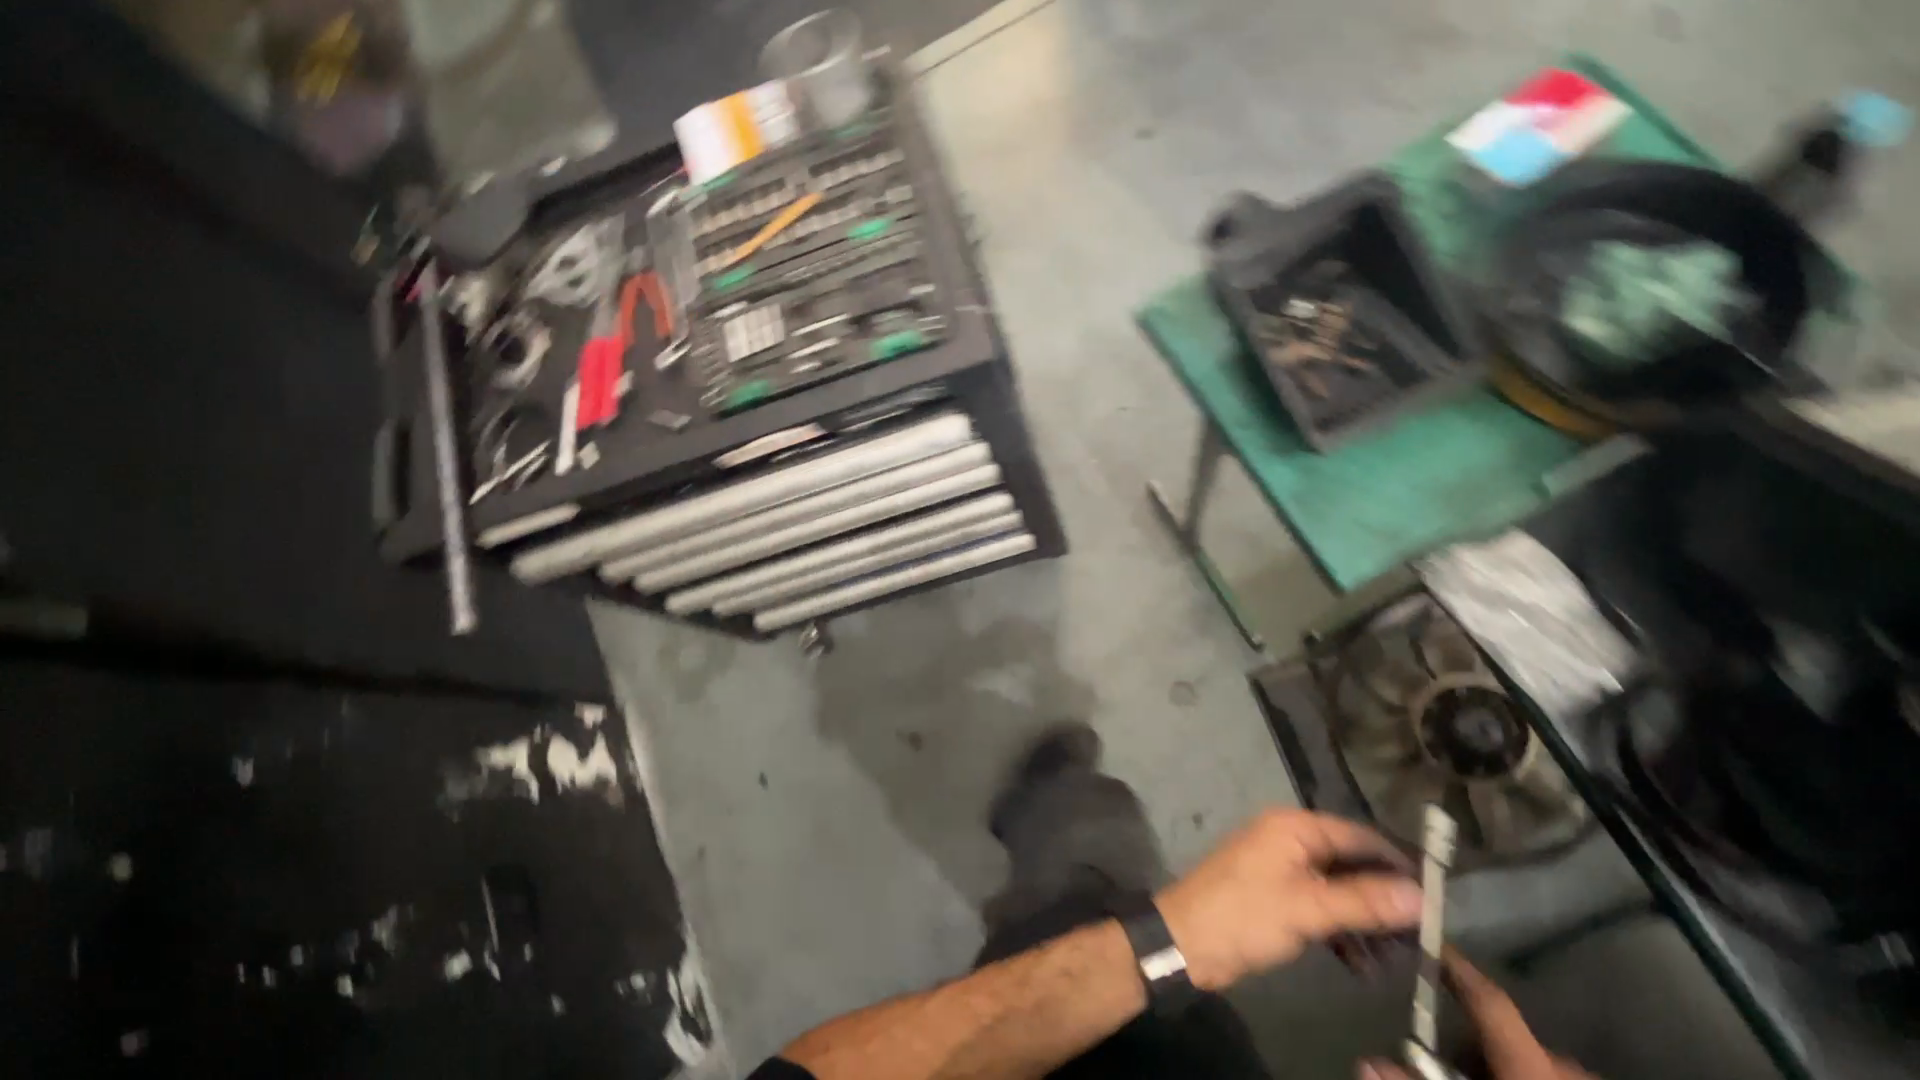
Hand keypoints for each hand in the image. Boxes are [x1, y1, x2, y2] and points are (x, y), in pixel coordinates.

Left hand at [1154, 809, 1422, 991]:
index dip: (1399, 863)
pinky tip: (1364, 963)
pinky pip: (1320, 907)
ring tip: (1399, 957)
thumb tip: (1421, 895)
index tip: (1437, 896)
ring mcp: (1281, 869)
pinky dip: (1341, 931)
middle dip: (1384, 898)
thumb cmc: (1243, 915)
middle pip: (1351, 863)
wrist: (1183, 943)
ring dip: (1365, 921)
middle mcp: (1290, 840)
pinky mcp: (1276, 898)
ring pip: (1338, 889)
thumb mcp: (1307, 909)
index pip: (1360, 837)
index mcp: (1294, 827)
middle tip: (1423, 934)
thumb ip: (1364, 901)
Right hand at [1357, 950, 1594, 1079]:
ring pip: (1528, 1065)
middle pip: (1505, 1040)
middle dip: (1469, 1050)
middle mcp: (1565, 1070)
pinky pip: (1547, 1079)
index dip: (1460, 972)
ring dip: (1497, 1073)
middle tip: (1440, 1070)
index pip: (1490, 1003)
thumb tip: (1365, 1062)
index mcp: (1532, 1067)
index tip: (1432, 946)